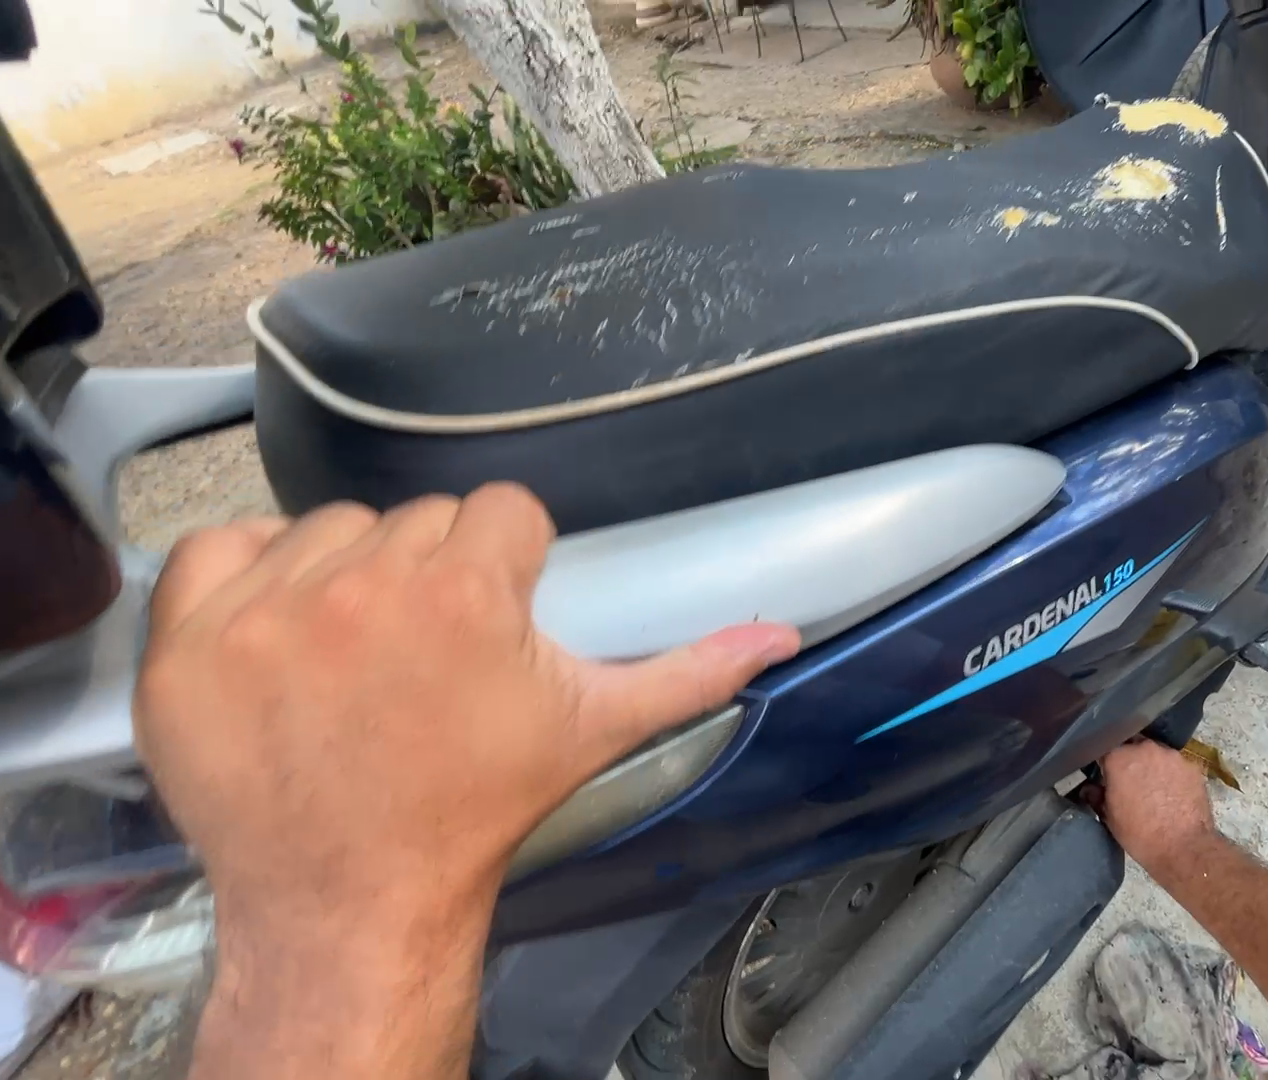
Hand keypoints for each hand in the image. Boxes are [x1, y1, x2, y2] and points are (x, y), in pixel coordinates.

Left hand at [134, 484, 800, 944]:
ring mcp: (266, 611)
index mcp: (469, 594)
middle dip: (446, 565)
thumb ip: (697, 668)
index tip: (505, 611)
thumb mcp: (604, 725)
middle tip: (447, 640)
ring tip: (375, 642)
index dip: (515, 557)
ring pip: (334, 527)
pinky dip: (259, 576)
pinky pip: (225, 548)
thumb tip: (783, 634)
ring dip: (361, 570)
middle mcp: (366, 583)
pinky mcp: (187, 646)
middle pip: (424, 516)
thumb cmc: (491, 797)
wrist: (359, 890)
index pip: (505, 509)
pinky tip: (293, 630)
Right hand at [1086, 740, 1219, 877]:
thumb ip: (1096, 796)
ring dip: (1151, 765)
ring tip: (1153, 789)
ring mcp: (1171, 756)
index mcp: (1118, 758)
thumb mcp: (1109, 818)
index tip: (1105, 774)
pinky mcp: (1191, 766)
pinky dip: (1171, 774)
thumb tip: (1090, 789)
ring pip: (1155, 753)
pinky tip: (1171, 794)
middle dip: (1129, 760)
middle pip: (1131, 745)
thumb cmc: (1142, 834)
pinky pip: (1175, 765)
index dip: (1104, 762)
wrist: (1184, 849)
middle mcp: (1145, 749)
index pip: (1105, 748)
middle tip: (1129, 782)